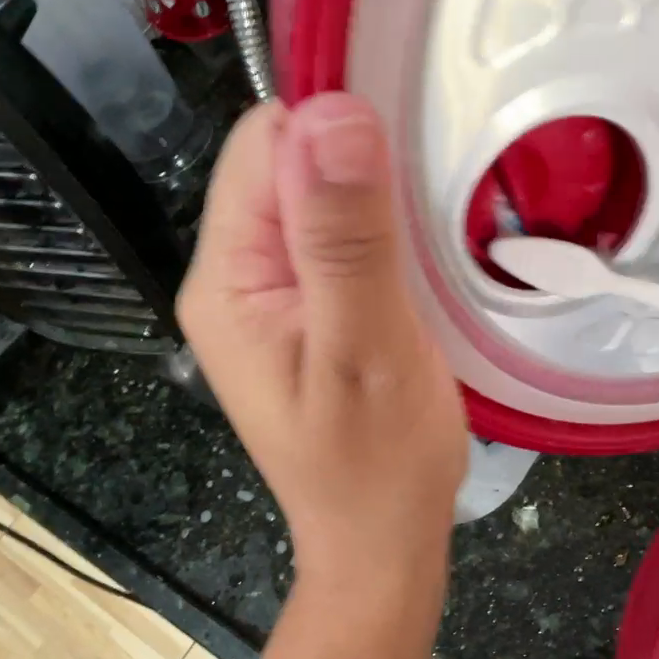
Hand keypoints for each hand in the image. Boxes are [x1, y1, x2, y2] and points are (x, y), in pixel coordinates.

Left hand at [179, 95, 467, 591]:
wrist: (381, 544)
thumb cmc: (378, 468)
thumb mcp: (366, 353)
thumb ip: (346, 242)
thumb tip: (333, 113)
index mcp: (228, 281)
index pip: (268, 148)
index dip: (339, 140)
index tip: (409, 174)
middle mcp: (234, 280)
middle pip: (292, 169)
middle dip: (363, 178)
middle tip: (429, 227)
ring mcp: (271, 301)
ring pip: (322, 204)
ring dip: (380, 212)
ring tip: (430, 252)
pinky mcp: (307, 317)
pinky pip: (341, 246)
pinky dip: (385, 245)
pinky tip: (418, 274)